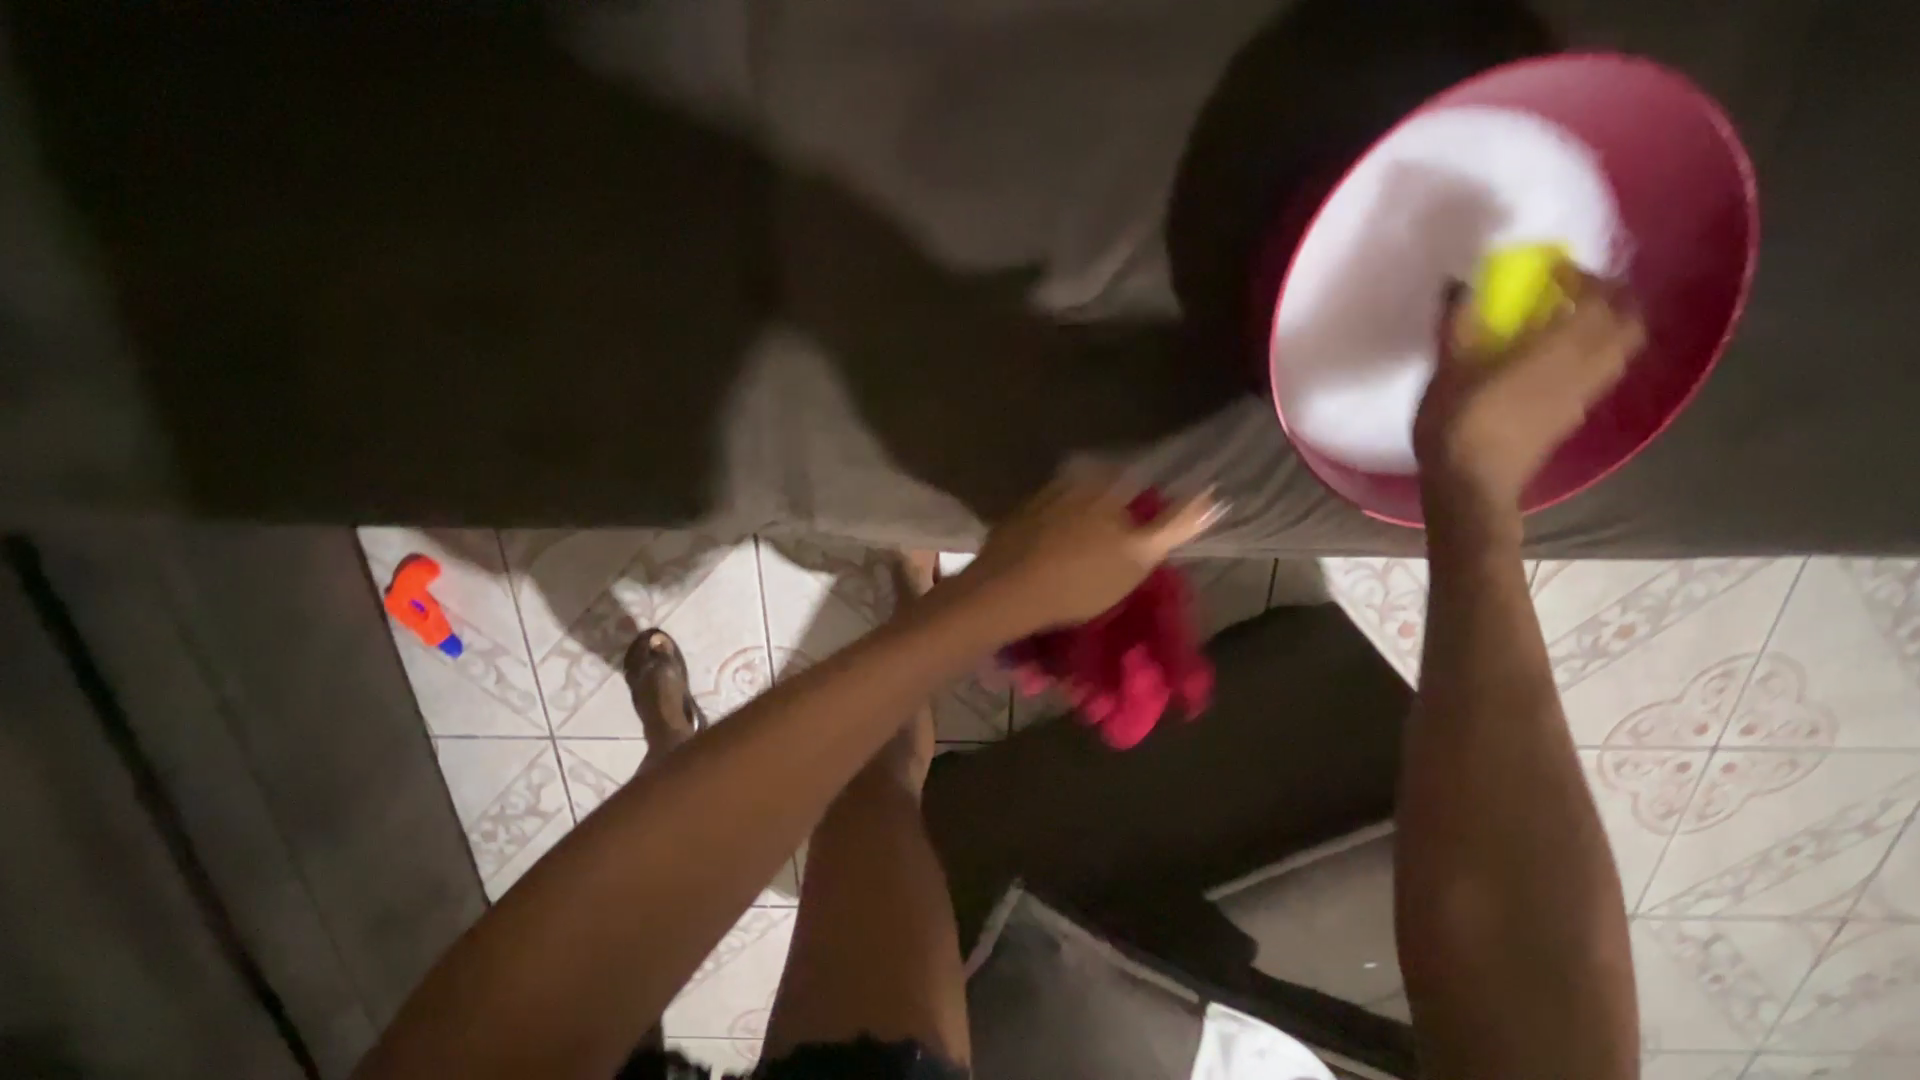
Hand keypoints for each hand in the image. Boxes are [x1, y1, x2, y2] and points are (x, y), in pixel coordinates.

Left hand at [960, 467, 1223, 635]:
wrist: (1005, 593)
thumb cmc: (1080, 579)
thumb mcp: (1139, 556)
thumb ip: (1176, 525)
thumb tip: (1214, 497)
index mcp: (1104, 481)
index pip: (1139, 485)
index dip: (1148, 511)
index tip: (1149, 539)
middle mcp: (1071, 480)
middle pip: (1105, 494)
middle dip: (1115, 516)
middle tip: (1119, 554)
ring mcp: (1038, 499)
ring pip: (1075, 508)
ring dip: (1084, 527)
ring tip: (1087, 564)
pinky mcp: (1014, 521)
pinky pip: (1046, 524)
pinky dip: (1055, 539)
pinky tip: (1056, 563)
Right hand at [1413, 268, 1645, 516]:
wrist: (1471, 486)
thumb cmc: (1459, 425)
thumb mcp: (1448, 372)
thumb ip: (1458, 325)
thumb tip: (1461, 286)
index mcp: (1558, 350)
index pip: (1598, 300)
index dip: (1584, 278)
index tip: (1553, 271)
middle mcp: (1584, 368)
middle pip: (1628, 324)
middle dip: (1612, 299)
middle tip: (1577, 291)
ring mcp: (1582, 396)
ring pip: (1620, 351)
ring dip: (1606, 328)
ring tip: (1569, 323)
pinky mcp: (1571, 417)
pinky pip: (1601, 373)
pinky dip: (1591, 355)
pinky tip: (1556, 360)